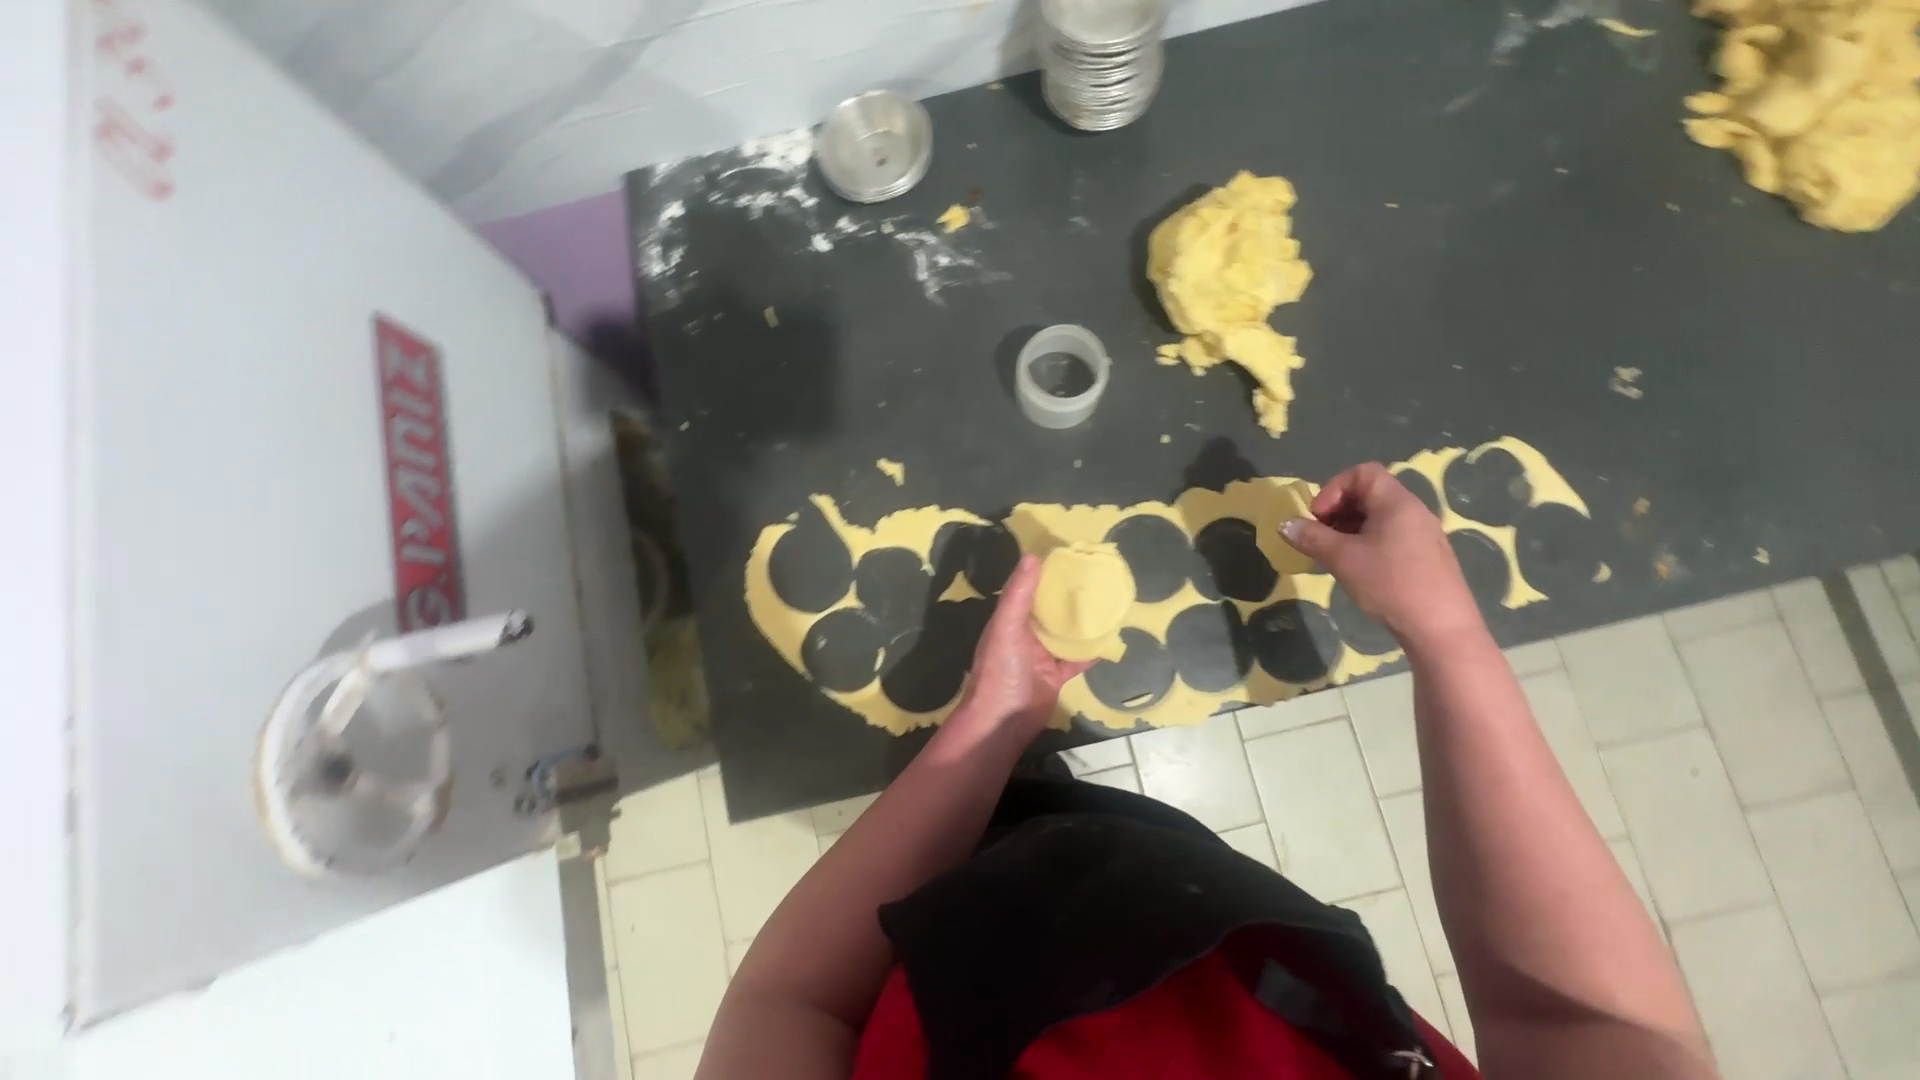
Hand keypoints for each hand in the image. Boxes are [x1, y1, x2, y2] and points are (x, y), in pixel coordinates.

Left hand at [956, 553, 1095, 733]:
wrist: (1003, 722)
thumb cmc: (1001, 671)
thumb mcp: (1007, 627)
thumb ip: (1019, 594)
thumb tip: (1032, 556)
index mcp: (1010, 619)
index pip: (1030, 588)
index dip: (1048, 573)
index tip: (1073, 557)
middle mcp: (1026, 634)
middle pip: (1050, 609)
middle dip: (1070, 596)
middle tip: (1099, 577)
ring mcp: (1042, 656)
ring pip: (1066, 633)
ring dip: (1083, 622)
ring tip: (1109, 602)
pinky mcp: (1056, 675)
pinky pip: (1076, 659)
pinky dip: (1091, 651)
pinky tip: (1110, 639)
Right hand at [1280, 463, 1482, 647]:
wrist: (1440, 627)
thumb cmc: (1390, 584)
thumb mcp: (1343, 559)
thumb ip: (1311, 538)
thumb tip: (1285, 525)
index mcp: (1397, 502)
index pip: (1362, 472)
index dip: (1334, 488)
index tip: (1319, 517)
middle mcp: (1414, 510)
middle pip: (1370, 493)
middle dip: (1339, 510)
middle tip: (1321, 537)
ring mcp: (1424, 533)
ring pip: (1380, 516)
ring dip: (1351, 528)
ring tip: (1336, 555)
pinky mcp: (1427, 555)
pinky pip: (1392, 535)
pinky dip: (1368, 542)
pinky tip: (1360, 569)